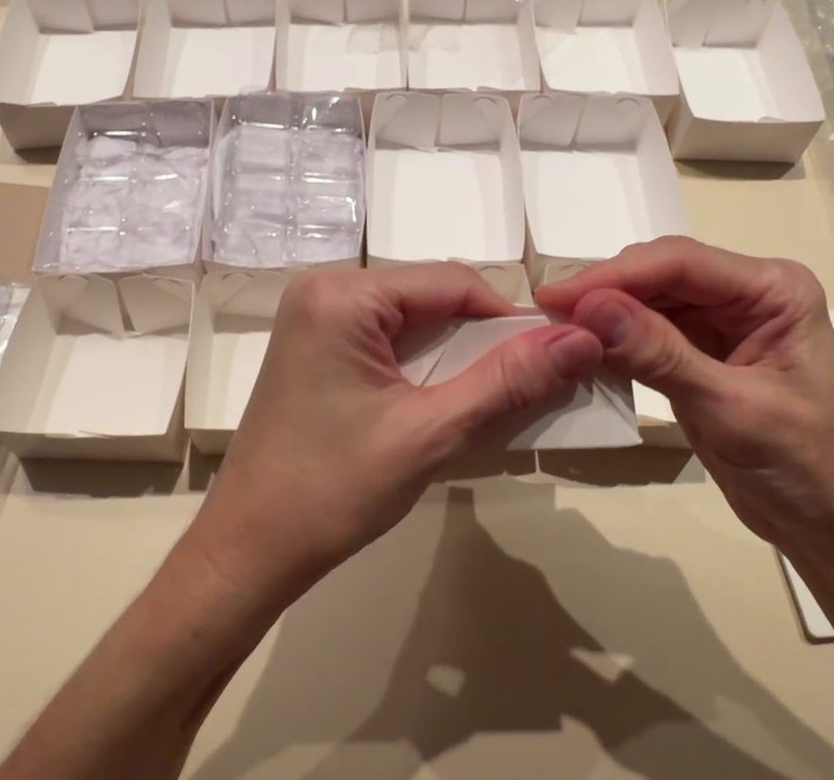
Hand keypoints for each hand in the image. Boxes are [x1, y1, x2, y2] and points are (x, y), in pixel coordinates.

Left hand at [186, 263, 603, 595]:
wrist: (250, 550)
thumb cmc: (333, 490)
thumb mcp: (430, 432)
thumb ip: (506, 381)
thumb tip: (583, 340)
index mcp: (342, 295)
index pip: (452, 282)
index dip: (510, 318)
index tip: (556, 359)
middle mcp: (325, 290)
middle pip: (432, 297)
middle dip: (484, 340)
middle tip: (529, 387)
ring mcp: (316, 320)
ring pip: (414, 321)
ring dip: (458, 358)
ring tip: (496, 400)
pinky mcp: (317, 350)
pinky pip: (389, 342)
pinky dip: (426, 369)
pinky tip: (449, 404)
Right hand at [535, 237, 833, 560]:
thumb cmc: (810, 467)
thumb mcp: (732, 408)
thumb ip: (660, 356)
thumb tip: (590, 309)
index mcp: (773, 290)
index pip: (681, 263)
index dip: (614, 276)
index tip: (555, 296)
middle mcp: (747, 295)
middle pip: (661, 274)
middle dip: (605, 291)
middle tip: (547, 316)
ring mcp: (722, 325)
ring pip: (649, 303)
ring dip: (605, 316)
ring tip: (554, 330)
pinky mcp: (701, 357)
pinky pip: (648, 336)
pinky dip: (616, 343)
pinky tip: (584, 351)